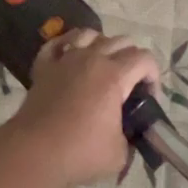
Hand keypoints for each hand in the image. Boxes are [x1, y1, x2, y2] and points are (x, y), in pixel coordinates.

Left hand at [2, 29, 159, 187]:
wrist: (34, 152)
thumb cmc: (80, 152)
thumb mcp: (120, 153)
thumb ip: (130, 137)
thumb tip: (127, 134)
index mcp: (114, 75)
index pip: (144, 58)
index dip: (153, 76)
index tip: (149, 99)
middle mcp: (91, 58)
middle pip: (120, 41)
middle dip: (132, 59)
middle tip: (130, 86)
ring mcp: (65, 58)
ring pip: (89, 34)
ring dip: (102, 46)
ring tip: (103, 66)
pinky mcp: (44, 66)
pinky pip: (58, 43)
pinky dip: (68, 45)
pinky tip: (71, 56)